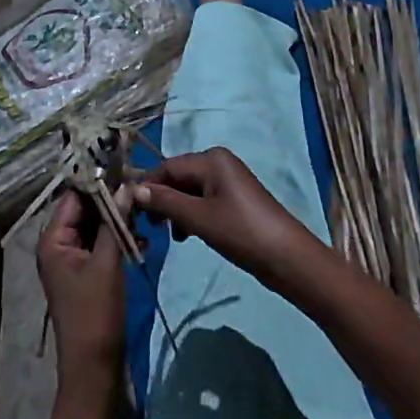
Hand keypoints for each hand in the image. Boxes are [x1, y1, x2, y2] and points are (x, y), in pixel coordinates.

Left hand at [36, 188, 128, 375]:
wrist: (95, 368)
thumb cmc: (95, 313)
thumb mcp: (107, 263)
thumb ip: (115, 222)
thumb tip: (126, 187)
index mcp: (53, 238)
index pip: (74, 197)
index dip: (98, 182)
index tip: (126, 170)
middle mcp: (59, 244)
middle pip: (85, 210)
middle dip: (112, 201)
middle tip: (142, 192)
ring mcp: (73, 260)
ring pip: (96, 227)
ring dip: (119, 221)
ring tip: (146, 216)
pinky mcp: (88, 274)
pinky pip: (102, 245)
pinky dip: (119, 240)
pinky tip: (142, 241)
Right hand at [133, 148, 325, 287]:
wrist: (288, 259)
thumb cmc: (241, 232)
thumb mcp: (198, 218)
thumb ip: (165, 202)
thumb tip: (134, 190)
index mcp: (210, 159)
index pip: (166, 167)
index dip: (147, 187)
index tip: (131, 212)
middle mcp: (218, 162)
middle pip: (177, 177)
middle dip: (162, 200)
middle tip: (151, 227)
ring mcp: (227, 181)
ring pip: (188, 191)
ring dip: (175, 210)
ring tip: (171, 236)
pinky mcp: (233, 200)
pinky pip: (202, 201)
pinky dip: (191, 215)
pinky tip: (188, 235)